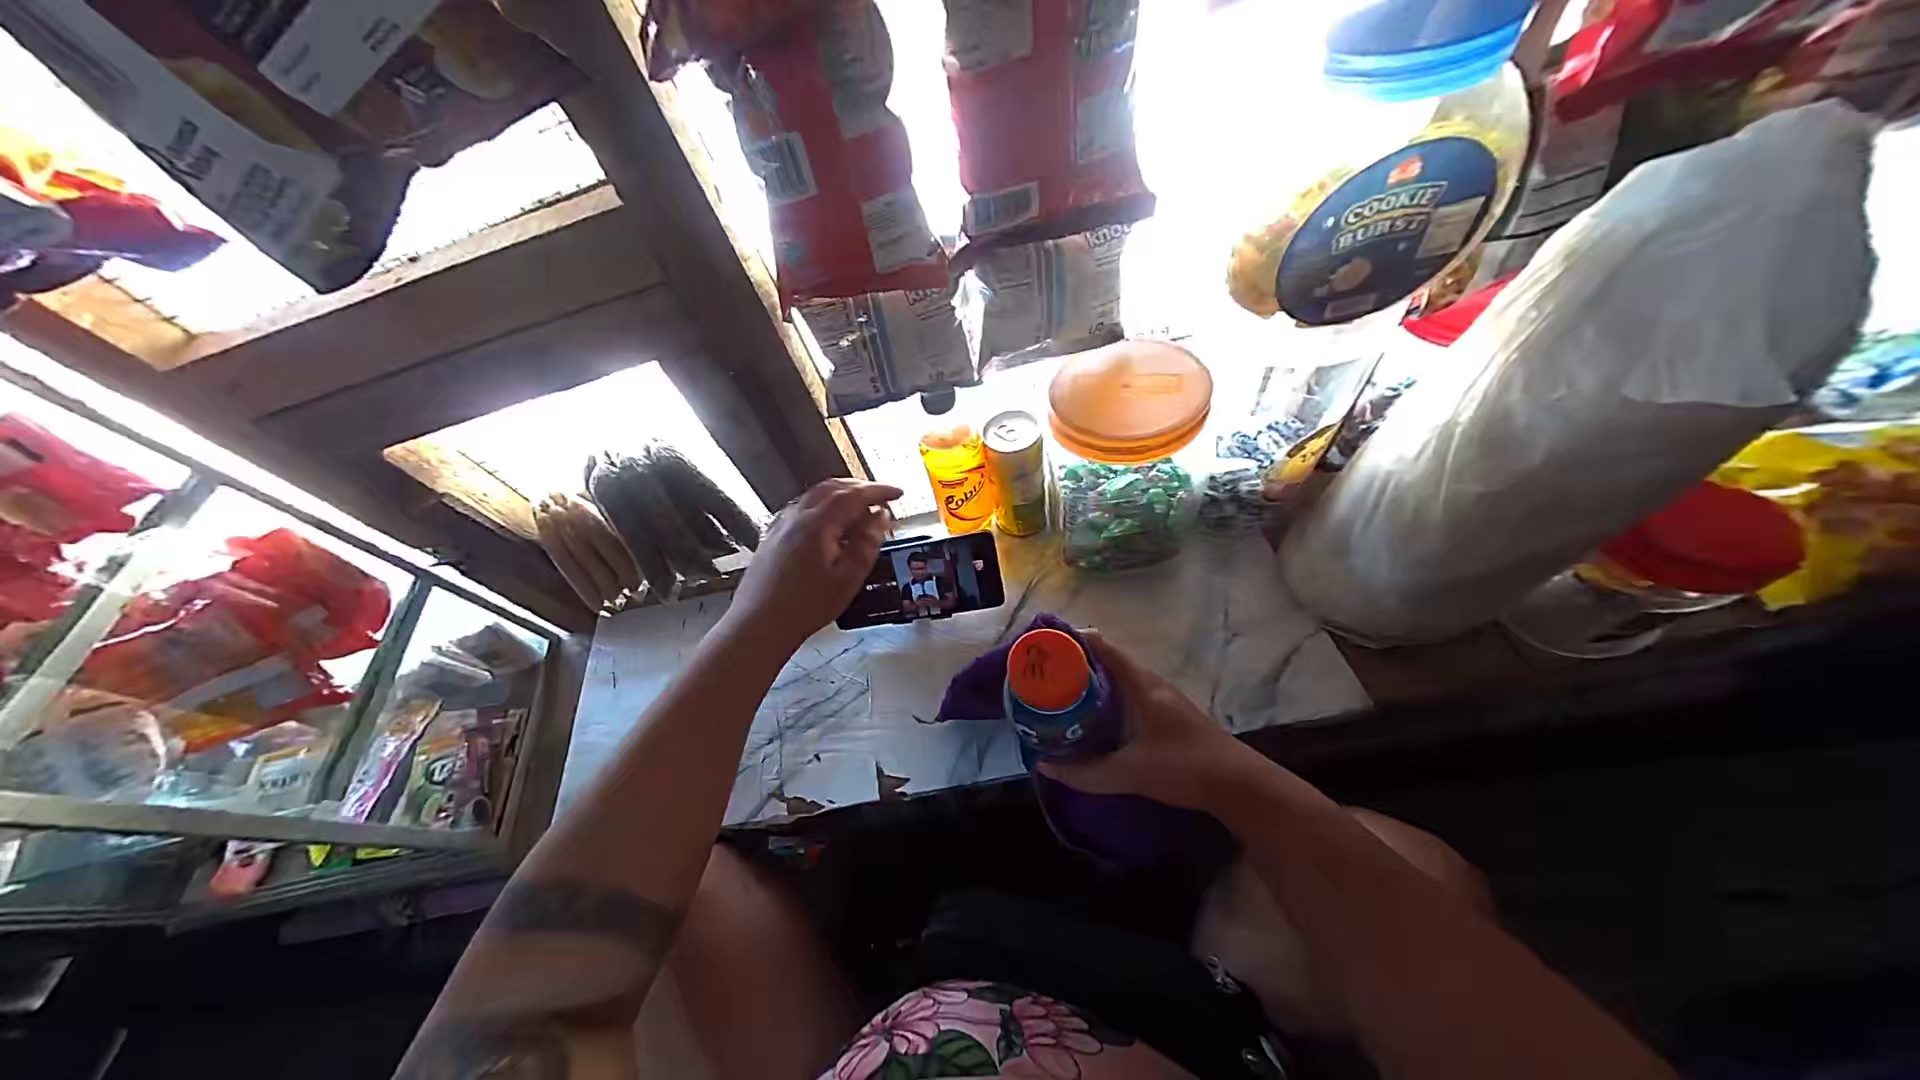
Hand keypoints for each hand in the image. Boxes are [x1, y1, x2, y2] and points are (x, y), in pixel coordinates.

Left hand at [724, 479, 900, 647]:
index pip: (854, 495)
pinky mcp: (773, 537)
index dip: (879, 490)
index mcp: (817, 525)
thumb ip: (867, 543)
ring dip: (841, 494)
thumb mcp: (848, 578)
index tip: (897, 493)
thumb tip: (880, 518)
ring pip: (815, 496)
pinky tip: (830, 524)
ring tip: (860, 509)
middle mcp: (797, 518)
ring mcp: (781, 526)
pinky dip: (824, 505)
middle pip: (832, 488)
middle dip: (860, 488)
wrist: (760, 624)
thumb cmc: (804, 607)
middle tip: (881, 497)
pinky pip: (802, 508)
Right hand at [1038, 630, 1260, 810]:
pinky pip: (1133, 695)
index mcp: (1141, 685)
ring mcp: (1165, 698)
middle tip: (1047, 674)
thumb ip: (1084, 772)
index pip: (1104, 648)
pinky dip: (1111, 698)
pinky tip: (1099, 718)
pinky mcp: (1171, 715)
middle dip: (1079, 664)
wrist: (1239, 785)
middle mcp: (1152, 684)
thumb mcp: (1127, 773)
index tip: (1047, 644)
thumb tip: (1045, 767)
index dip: (1075, 641)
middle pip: (1110, 662)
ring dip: (1095, 683)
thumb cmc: (1182, 768)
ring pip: (1122, 680)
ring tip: (1065, 693)